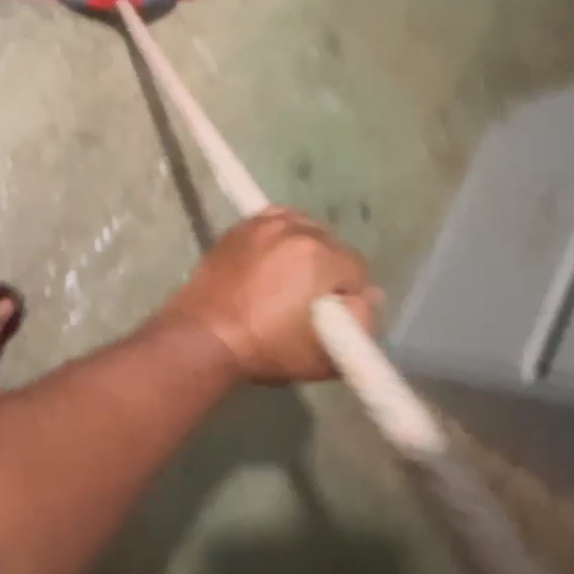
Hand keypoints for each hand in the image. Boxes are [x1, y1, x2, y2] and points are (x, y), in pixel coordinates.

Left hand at [158, 208, 380, 383]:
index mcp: (320, 255)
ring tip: (292, 276)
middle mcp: (293, 229)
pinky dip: (280, 233)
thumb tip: (367, 296)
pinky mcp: (237, 227)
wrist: (206, 334)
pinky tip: (274, 255)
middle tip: (312, 298)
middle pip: (330, 243)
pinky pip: (272, 220)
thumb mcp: (327, 354)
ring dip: (305, 247)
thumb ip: (361, 323)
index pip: (357, 268)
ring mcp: (261, 224)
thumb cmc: (269, 347)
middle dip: (329, 268)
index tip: (334, 314)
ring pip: (302, 227)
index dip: (351, 294)